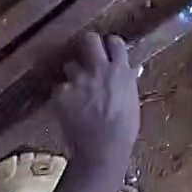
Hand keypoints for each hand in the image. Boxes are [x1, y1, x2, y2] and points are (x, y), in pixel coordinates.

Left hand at [50, 32, 139, 170]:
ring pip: (70, 65)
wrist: (102, 151)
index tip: (107, 50)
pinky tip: (69, 109)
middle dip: (88, 45)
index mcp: (120, 71)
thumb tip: (130, 70)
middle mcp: (98, 69)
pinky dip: (63, 96)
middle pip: (89, 39)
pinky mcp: (61, 93)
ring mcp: (78, 80)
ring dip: (73, 75)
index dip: (110, 45)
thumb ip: (127, 82)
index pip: (114, 42)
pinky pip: (59, 88)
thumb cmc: (124, 130)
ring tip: (78, 91)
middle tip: (87, 55)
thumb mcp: (132, 101)